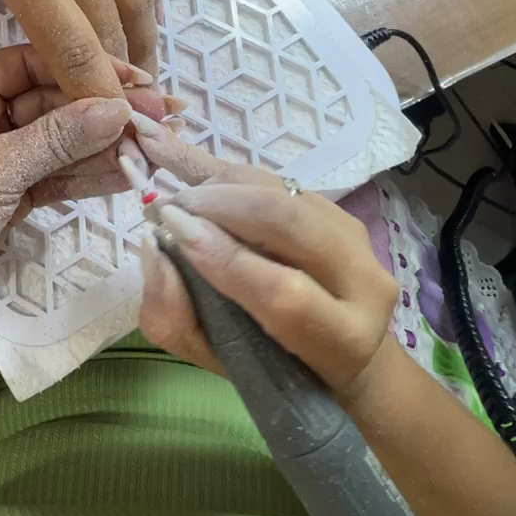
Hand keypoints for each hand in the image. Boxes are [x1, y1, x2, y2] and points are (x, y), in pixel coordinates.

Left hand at [0, 45, 163, 319]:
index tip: (134, 77)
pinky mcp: (10, 193)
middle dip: (101, 110)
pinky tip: (129, 172)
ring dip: (102, 145)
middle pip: (51, 103)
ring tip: (158, 143)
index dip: (81, 66)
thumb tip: (117, 107)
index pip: (30, 63)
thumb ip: (57, 139)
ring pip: (59, 142)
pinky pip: (55, 175)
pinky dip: (87, 176)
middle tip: (162, 114)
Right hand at [130, 115, 399, 396]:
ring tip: (172, 189)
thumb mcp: (214, 359)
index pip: (281, 291)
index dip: (220, 256)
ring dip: (214, 183)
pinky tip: (172, 151)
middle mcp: (360, 281)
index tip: (168, 230)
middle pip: (286, 221)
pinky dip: (217, 168)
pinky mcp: (333, 207)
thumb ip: (174, 318)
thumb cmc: (270, 364)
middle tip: (166, 207)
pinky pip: (268, 176)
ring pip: (275, 189)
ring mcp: (352, 235)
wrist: (342, 351)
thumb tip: (154, 250)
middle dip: (216, 206)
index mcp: (339, 337)